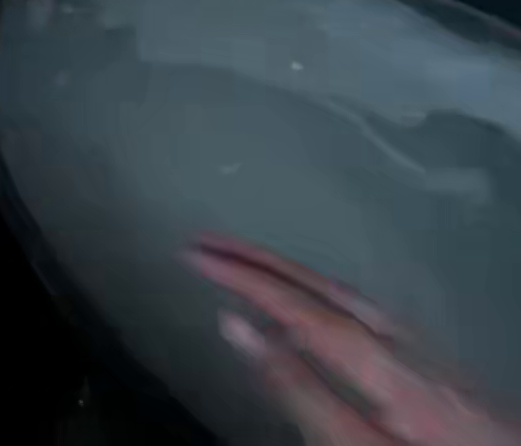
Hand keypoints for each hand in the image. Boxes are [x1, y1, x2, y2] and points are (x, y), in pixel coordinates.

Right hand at [189, 235, 520, 445]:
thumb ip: (296, 387)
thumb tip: (228, 321)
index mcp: (393, 371)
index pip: (302, 307)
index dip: (240, 275)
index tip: (187, 252)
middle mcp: (414, 355)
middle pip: (329, 292)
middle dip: (260, 260)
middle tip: (202, 239)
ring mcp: (434, 367)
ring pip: (351, 300)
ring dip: (286, 272)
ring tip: (238, 258)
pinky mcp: (441, 381)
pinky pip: (366, 317)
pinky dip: (317, 295)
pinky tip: (298, 305)